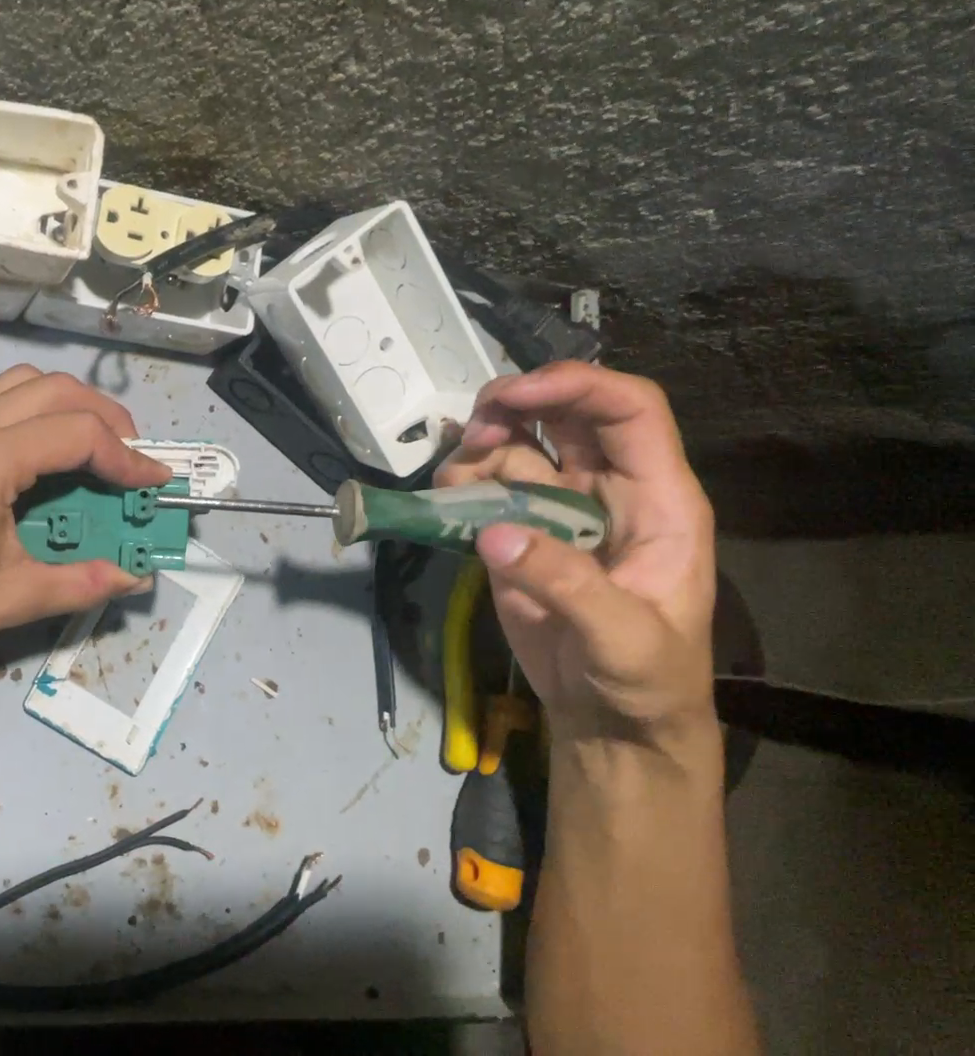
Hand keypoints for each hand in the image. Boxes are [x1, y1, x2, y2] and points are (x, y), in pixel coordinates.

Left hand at [0, 366, 169, 671]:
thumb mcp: (11, 599)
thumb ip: (81, 583)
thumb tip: (135, 577)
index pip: (75, 433)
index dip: (126, 456)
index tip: (154, 484)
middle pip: (54, 389)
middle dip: (105, 417)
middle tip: (133, 459)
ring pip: (23, 384)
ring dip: (69, 406)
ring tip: (97, 448)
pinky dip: (36, 412)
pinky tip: (47, 456)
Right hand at [436, 361, 716, 744]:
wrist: (612, 720)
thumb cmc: (646, 679)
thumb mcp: (623, 638)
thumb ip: (566, 583)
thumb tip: (494, 533)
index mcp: (658, 498)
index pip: (629, 411)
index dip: (576, 386)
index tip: (513, 395)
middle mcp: (608, 491)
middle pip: (565, 415)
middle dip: (516, 406)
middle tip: (472, 431)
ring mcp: (561, 511)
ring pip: (519, 446)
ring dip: (481, 448)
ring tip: (454, 480)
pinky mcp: (520, 535)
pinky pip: (487, 489)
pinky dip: (460, 485)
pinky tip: (447, 502)